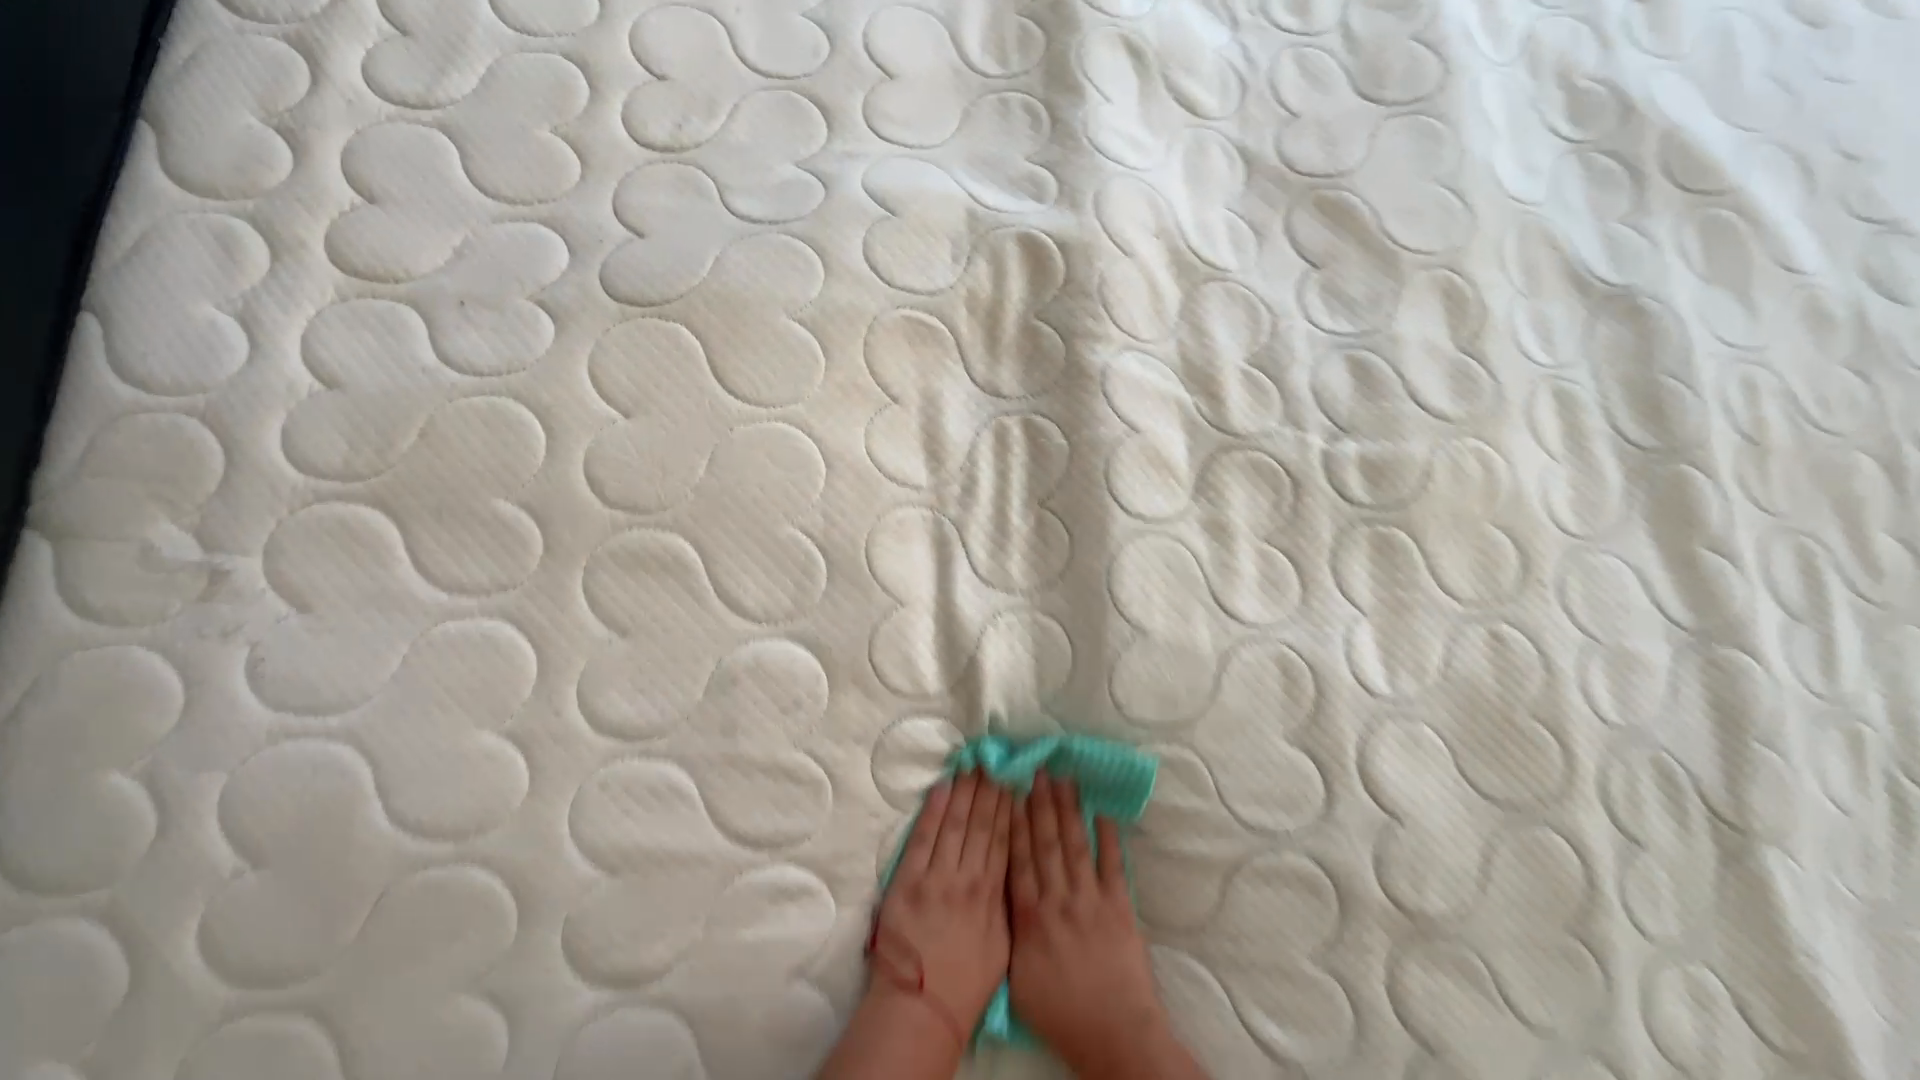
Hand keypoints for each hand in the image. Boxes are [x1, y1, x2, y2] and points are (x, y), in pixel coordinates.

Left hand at [868, 768, 1011, 1045]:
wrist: (923, 1007)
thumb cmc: (966, 983)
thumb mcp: (1003, 945)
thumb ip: (1007, 904)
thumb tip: (1014, 871)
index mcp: (994, 896)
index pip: (1003, 842)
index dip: (1009, 810)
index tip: (1014, 784)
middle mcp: (968, 881)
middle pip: (981, 827)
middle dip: (988, 792)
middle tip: (994, 764)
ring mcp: (936, 879)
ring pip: (954, 825)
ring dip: (964, 793)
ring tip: (972, 767)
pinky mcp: (907, 882)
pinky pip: (922, 839)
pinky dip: (932, 811)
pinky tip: (941, 789)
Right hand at [1009, 772, 1206, 1079]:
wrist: (1113, 1034)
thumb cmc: (1060, 1014)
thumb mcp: (1016, 978)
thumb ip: (1008, 934)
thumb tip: (997, 900)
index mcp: (1027, 917)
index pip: (1016, 859)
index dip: (1012, 823)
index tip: (1008, 792)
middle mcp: (1057, 900)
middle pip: (1044, 843)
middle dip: (1038, 804)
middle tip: (1034, 770)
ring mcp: (1090, 901)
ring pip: (1074, 845)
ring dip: (1068, 810)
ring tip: (1062, 779)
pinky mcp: (1120, 908)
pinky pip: (1112, 865)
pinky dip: (1108, 837)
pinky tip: (1102, 812)